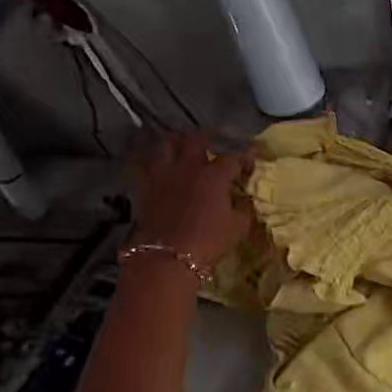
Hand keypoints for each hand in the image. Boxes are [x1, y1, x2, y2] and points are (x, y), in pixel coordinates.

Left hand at [130, 131, 250, 267]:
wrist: (169, 256)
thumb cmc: (209, 241)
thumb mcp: (239, 226)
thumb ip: (243, 208)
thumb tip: (243, 200)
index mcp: (215, 175)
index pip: (235, 157)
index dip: (246, 156)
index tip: (252, 160)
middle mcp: (188, 167)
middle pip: (196, 138)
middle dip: (209, 135)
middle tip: (216, 138)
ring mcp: (163, 173)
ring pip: (165, 143)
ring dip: (175, 139)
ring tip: (181, 141)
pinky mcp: (143, 185)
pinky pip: (139, 162)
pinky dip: (143, 154)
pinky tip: (148, 154)